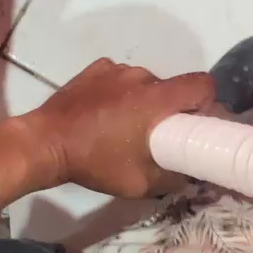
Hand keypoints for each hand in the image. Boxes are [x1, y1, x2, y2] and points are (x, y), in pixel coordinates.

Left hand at [13, 58, 215, 196]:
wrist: (45, 144)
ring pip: (144, 84)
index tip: (196, 125)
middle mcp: (140, 76)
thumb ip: (175, 178)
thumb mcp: (140, 183)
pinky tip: (104, 114)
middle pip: (171, 87)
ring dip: (143, 102)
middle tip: (156, 136)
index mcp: (157, 98)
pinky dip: (119, 94)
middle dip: (170, 110)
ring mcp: (115, 69)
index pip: (202, 84)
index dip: (207, 103)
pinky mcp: (94, 69)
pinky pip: (120, 79)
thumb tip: (193, 174)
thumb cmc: (94, 162)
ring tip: (124, 128)